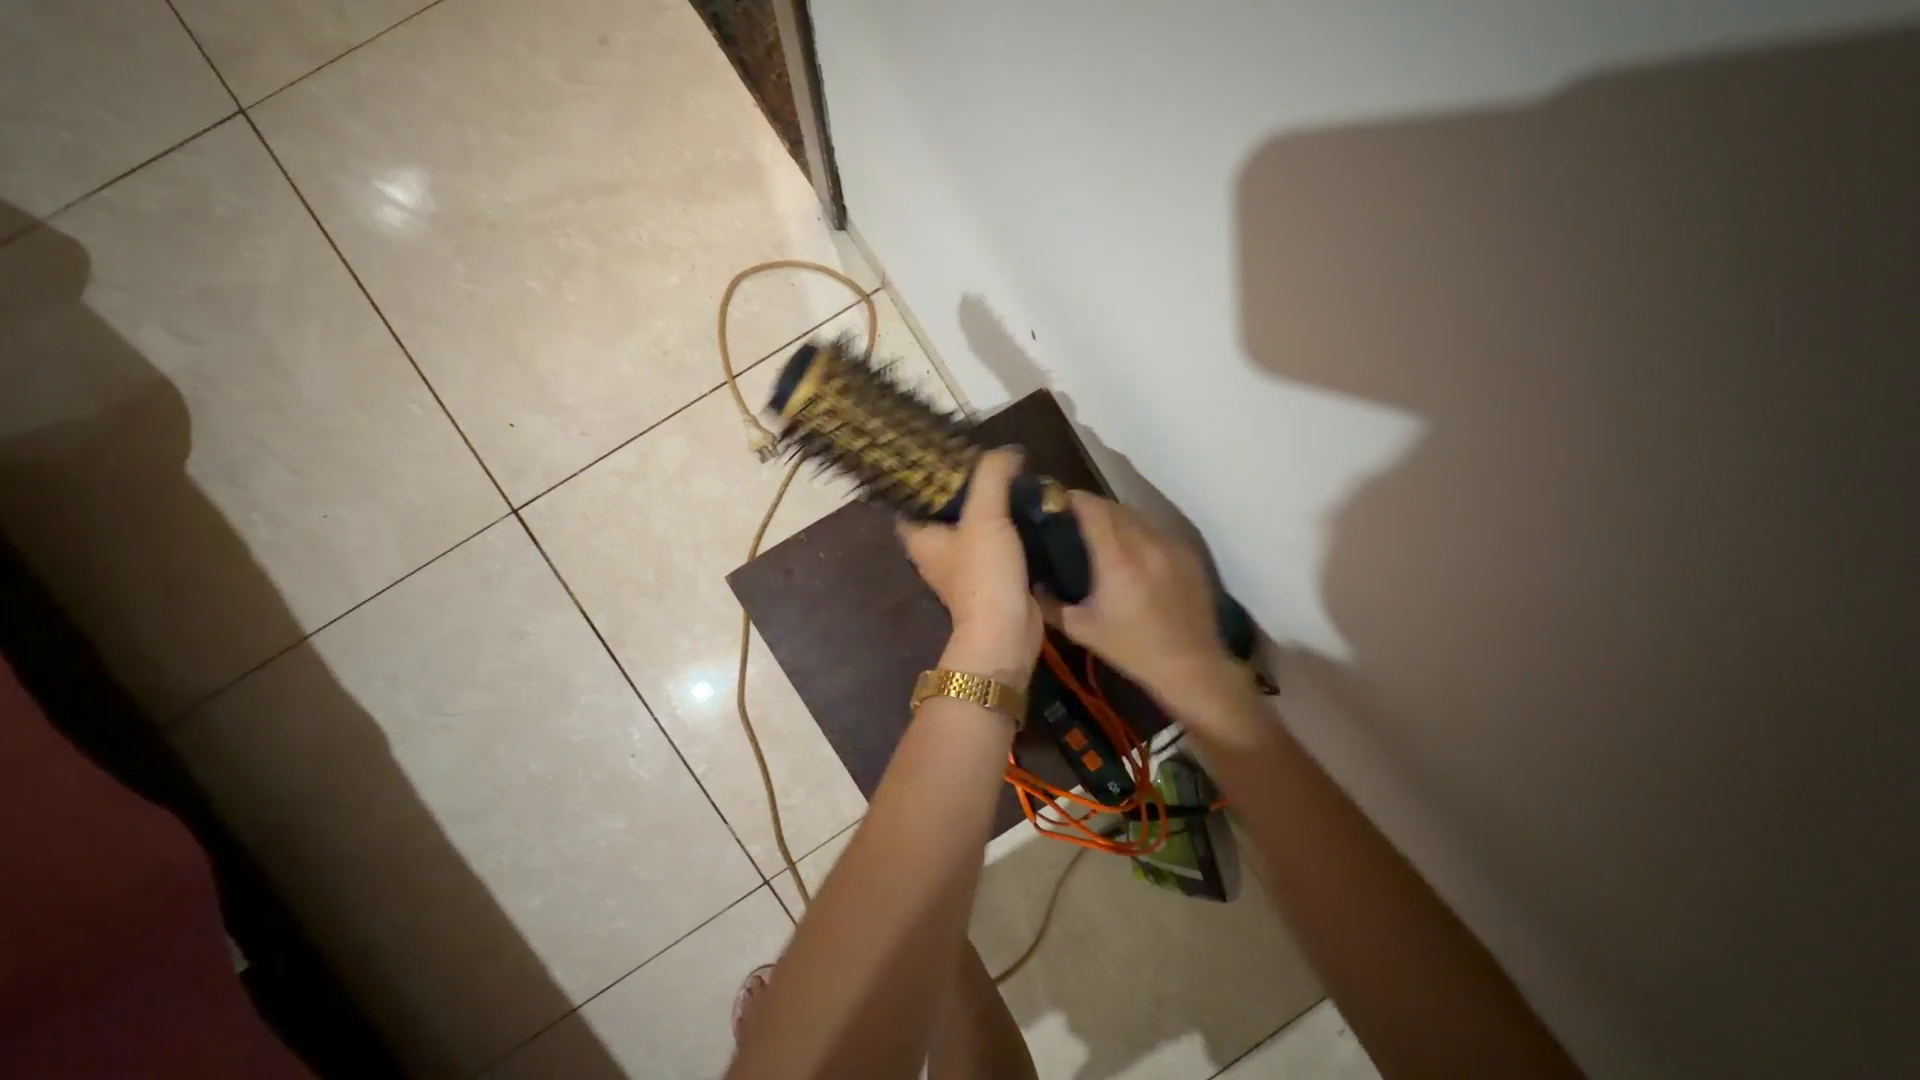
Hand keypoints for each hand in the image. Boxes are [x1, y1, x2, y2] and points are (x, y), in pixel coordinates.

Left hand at [897, 448, 1044, 687]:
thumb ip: (992, 475)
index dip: (922, 474)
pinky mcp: (990, 577)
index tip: (943, 451)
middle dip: (964, 486)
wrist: (1007, 631)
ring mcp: (963, 566)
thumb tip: (1008, 452)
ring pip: (972, 525)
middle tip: (986, 459)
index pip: (910, 497)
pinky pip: (995, 542)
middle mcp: (935, 550)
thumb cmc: (984, 573)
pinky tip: (1025, 508)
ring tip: (1010, 477)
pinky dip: (1007, 527)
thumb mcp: (985, 514)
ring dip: (990, 505)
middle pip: (944, 509)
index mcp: (920, 536)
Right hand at [1051, 493, 1244, 708]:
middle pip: (1113, 507)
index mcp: (1117, 559)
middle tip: (1072, 522)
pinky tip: (1133, 554)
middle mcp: (1146, 543)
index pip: (1092, 508)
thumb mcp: (1082, 630)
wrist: (1190, 666)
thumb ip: (1051, 604)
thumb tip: (1032, 584)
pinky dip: (1139, 534)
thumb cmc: (1132, 649)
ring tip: (1101, 536)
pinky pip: (1156, 532)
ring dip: (1116, 518)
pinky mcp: (1188, 554)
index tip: (1056, 504)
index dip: (1072, 499)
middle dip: (1091, 508)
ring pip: (1137, 516)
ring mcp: (1170, 546)